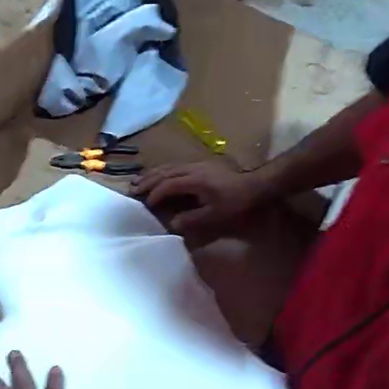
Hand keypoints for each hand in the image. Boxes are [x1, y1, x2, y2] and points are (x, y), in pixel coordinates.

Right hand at [129, 160, 269, 239]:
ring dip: (153, 174)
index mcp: (195, 180)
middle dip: (148, 181)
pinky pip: (176, 166)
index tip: (146, 205)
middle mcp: (193, 169)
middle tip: (133, 189)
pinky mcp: (202, 165)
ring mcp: (197, 164)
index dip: (155, 194)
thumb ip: (193, 219)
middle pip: (165, 172)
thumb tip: (172, 224)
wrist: (256, 184)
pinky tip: (159, 176)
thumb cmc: (236, 201)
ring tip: (140, 181)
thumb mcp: (216, 214)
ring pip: (169, 167)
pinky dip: (164, 171)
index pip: (168, 185)